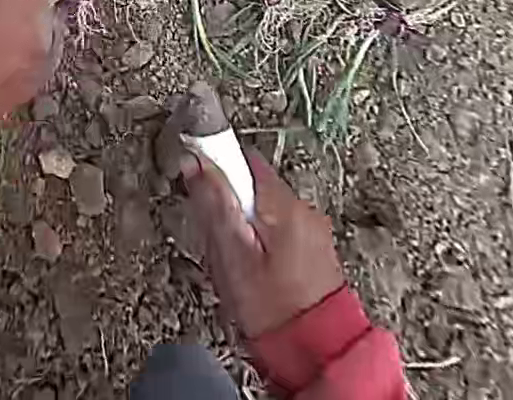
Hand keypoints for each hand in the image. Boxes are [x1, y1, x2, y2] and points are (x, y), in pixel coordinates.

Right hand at [183, 145, 345, 336]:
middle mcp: (301, 207)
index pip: (242, 158)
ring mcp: (311, 228)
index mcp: (281, 203)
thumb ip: (214, 206)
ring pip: (264, 210)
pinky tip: (259, 273)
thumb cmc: (274, 310)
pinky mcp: (315, 248)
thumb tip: (196, 164)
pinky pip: (280, 230)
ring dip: (247, 227)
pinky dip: (265, 242)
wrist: (316, 355)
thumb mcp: (232, 256)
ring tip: (239, 264)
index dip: (217, 168)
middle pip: (252, 186)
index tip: (200, 181)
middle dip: (231, 206)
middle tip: (221, 242)